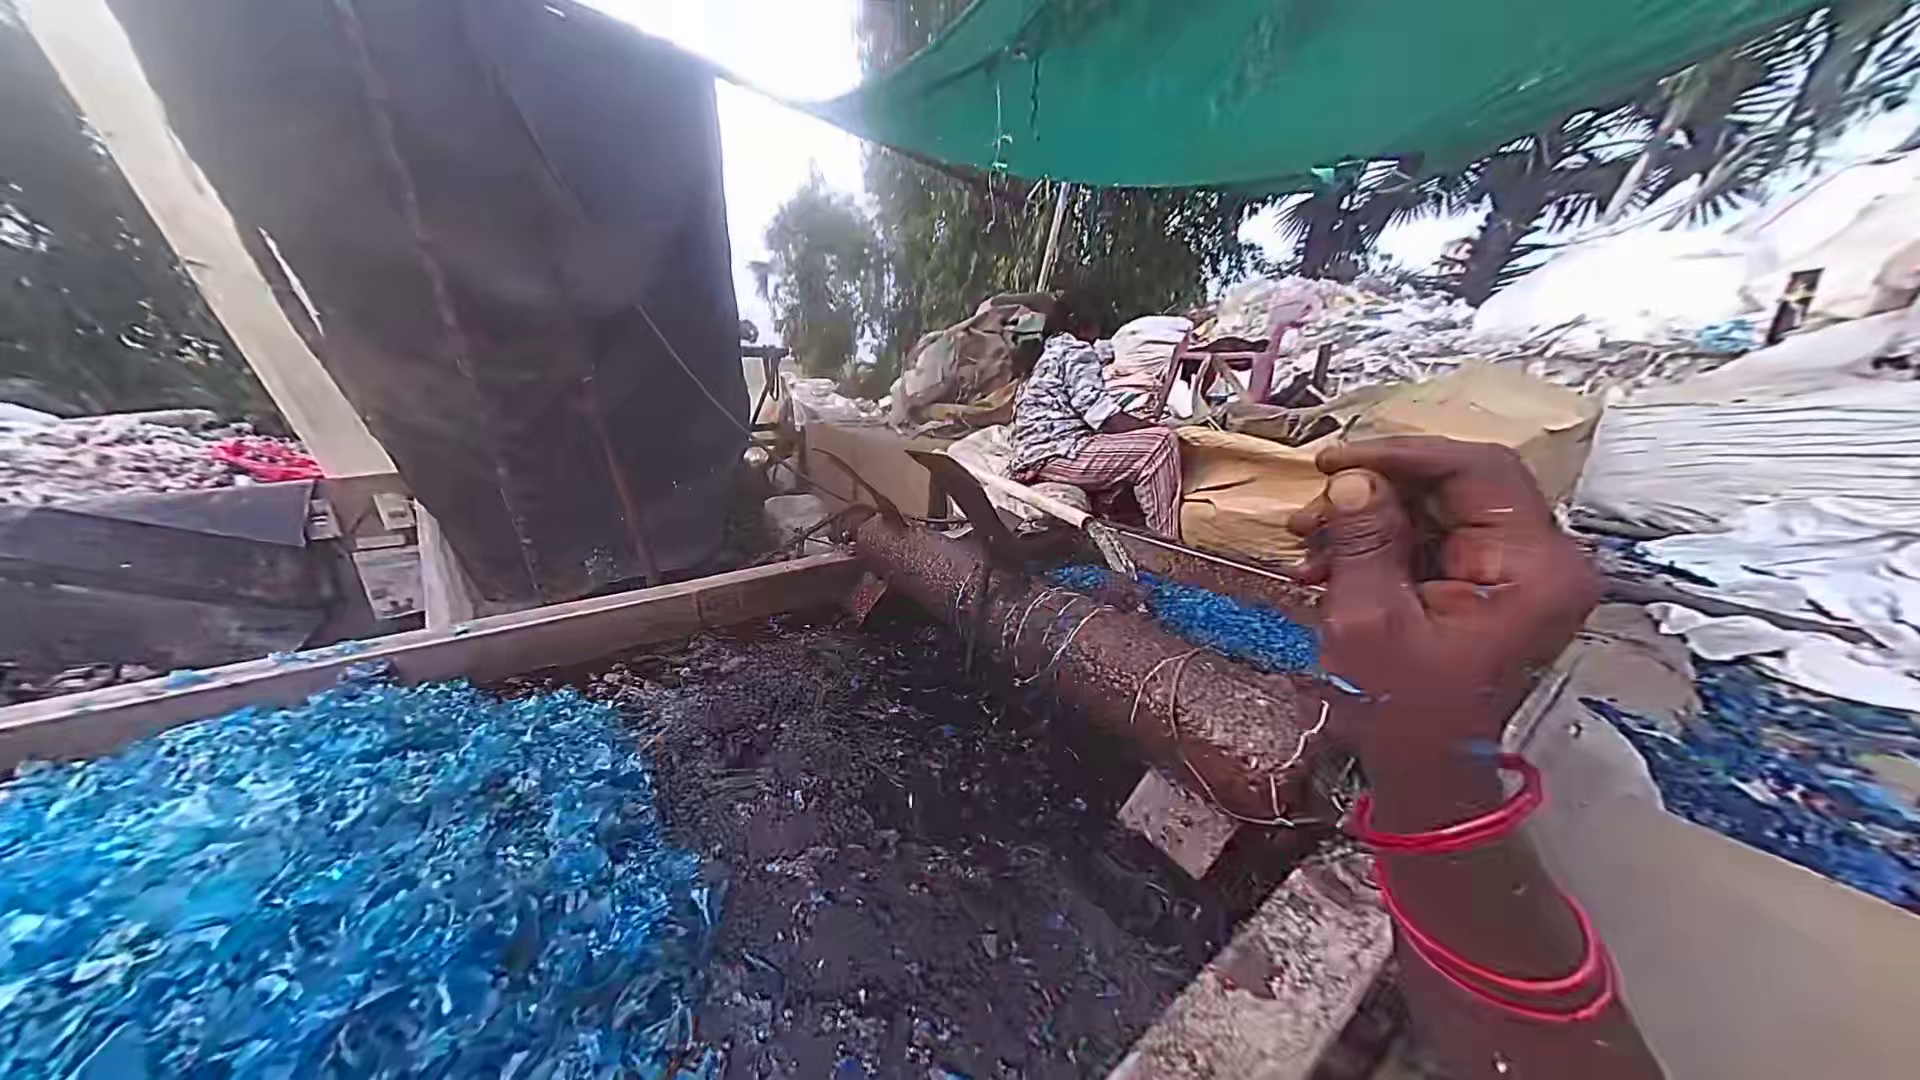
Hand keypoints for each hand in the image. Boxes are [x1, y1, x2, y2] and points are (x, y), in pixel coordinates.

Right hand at [1287, 437, 1597, 777]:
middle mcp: (1535, 561)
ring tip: (1307, 548)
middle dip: (1370, 494)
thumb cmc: (1400, 708)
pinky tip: (1325, 567)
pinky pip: (1421, 540)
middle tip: (1307, 514)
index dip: (1399, 454)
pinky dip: (1369, 545)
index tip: (1330, 462)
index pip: (1477, 471)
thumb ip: (1363, 542)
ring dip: (1361, 522)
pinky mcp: (1476, 584)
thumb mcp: (1369, 620)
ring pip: (1429, 510)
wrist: (1420, 768)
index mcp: (1533, 569)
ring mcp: (1506, 573)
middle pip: (1451, 487)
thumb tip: (1350, 480)